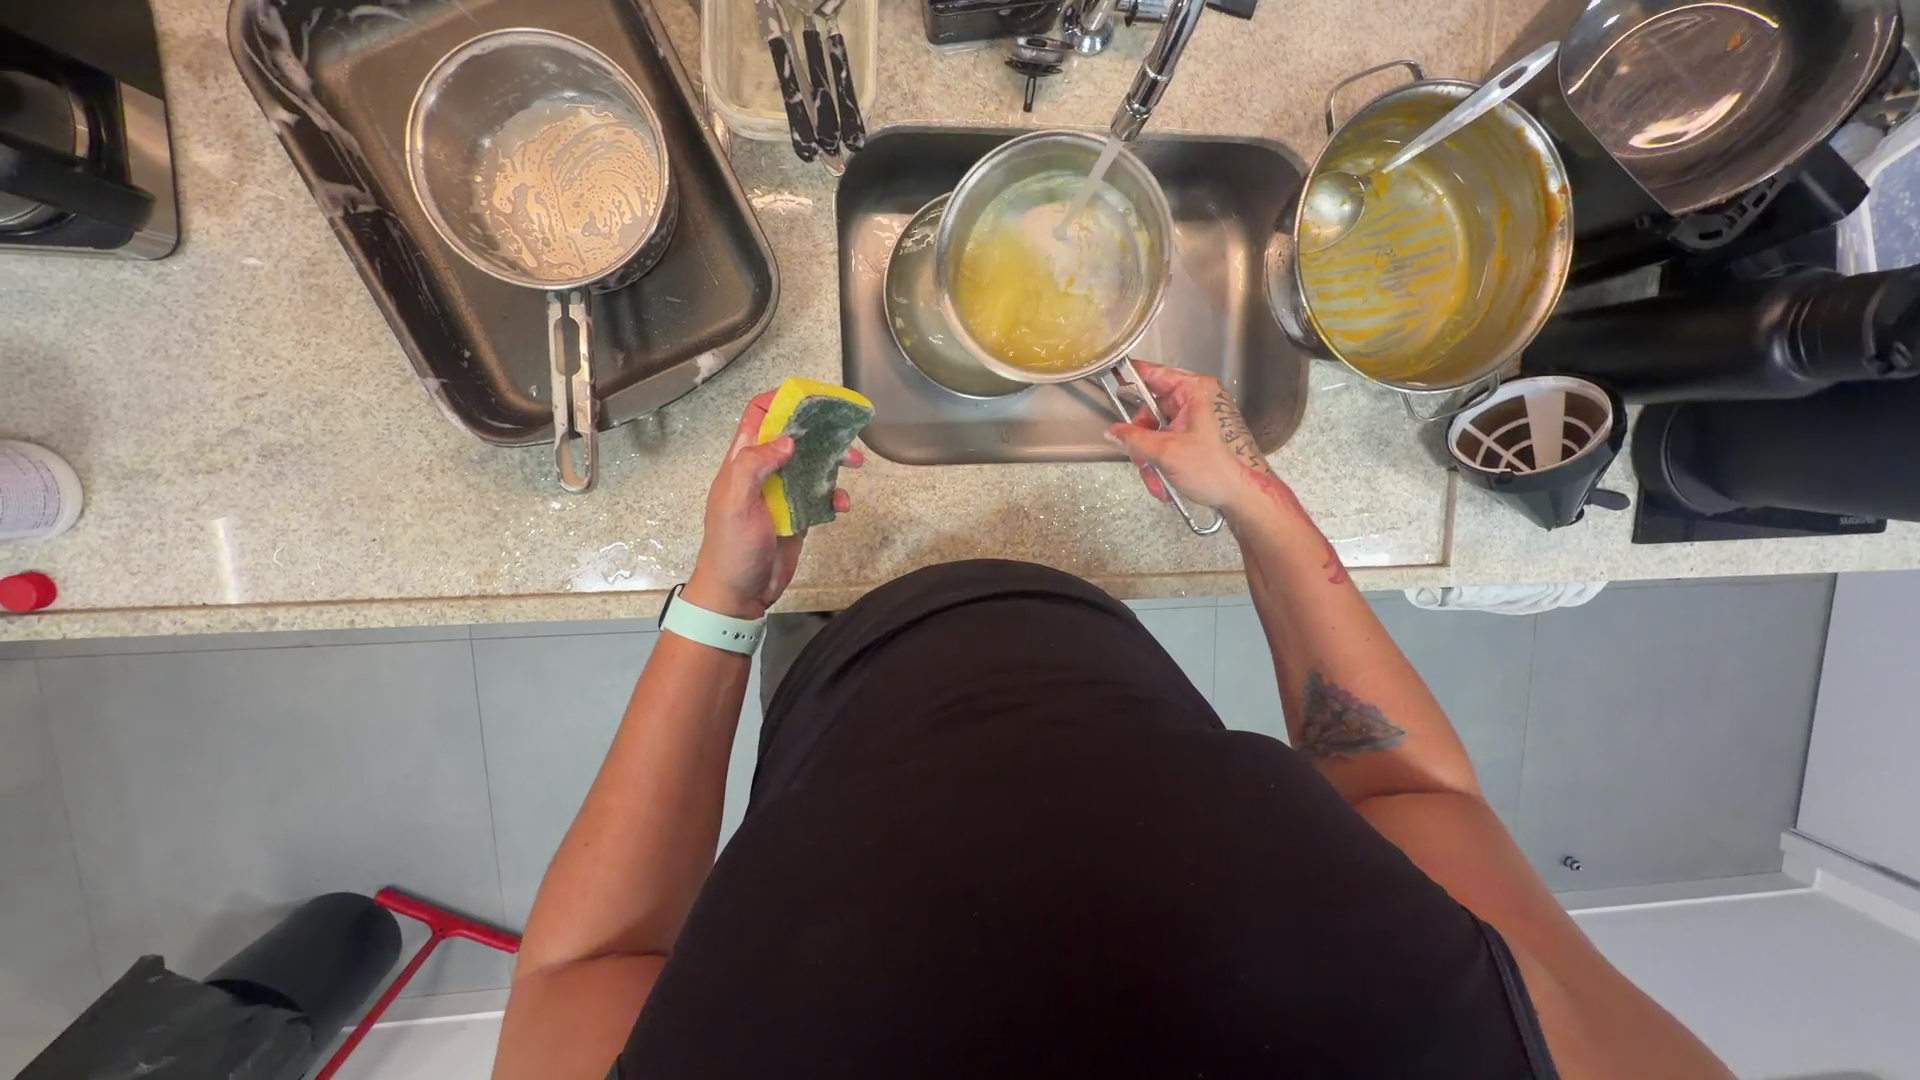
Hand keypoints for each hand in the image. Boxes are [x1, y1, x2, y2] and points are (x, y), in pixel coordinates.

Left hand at [686, 391, 861, 618]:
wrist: (739, 593)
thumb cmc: (731, 547)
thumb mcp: (736, 502)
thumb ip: (755, 465)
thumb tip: (788, 441)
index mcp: (742, 461)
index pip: (759, 415)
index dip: (782, 400)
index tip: (812, 400)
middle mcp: (764, 471)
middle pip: (794, 436)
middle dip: (820, 430)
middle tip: (846, 430)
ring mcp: (783, 494)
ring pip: (813, 464)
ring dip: (835, 461)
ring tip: (856, 463)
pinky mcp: (799, 516)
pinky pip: (821, 497)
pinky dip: (835, 497)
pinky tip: (843, 506)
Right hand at [1105, 361, 1293, 523]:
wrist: (1244, 496)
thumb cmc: (1215, 469)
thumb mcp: (1165, 452)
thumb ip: (1133, 439)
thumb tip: (1113, 432)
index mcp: (1195, 391)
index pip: (1155, 374)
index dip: (1131, 378)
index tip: (1112, 379)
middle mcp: (1199, 401)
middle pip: (1153, 410)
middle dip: (1142, 439)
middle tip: (1140, 456)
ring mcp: (1200, 420)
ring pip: (1159, 433)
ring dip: (1151, 458)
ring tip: (1157, 478)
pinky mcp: (1200, 438)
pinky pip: (1170, 445)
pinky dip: (1163, 463)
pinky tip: (1166, 482)